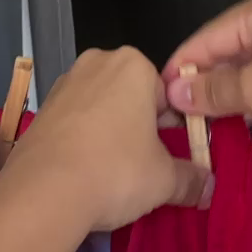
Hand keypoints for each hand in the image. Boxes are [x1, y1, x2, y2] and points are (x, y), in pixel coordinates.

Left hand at [1, 47, 211, 232]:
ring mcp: (67, 79)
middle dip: (138, 125)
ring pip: (101, 105)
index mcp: (135, 64)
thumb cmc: (115, 171)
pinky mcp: (43, 104)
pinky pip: (74, 118)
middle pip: (131, 95)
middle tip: (140, 166)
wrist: (42, 191)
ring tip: (108, 171)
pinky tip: (81, 169)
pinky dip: (81, 137)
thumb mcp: (164, 180)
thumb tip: (209, 187)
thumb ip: (191, 179)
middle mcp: (99, 60)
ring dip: (108, 130)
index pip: (166, 94)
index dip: (170, 129)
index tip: (166, 157)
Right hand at [165, 0, 251, 179]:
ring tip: (198, 122)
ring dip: (226, 92)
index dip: (182, 65)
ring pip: (247, 66)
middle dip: (203, 80)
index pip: (209, 35)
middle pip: (227, 48)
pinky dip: (250, 98)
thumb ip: (211, 89)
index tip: (157, 94)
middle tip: (175, 113)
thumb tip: (175, 91)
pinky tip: (233, 121)